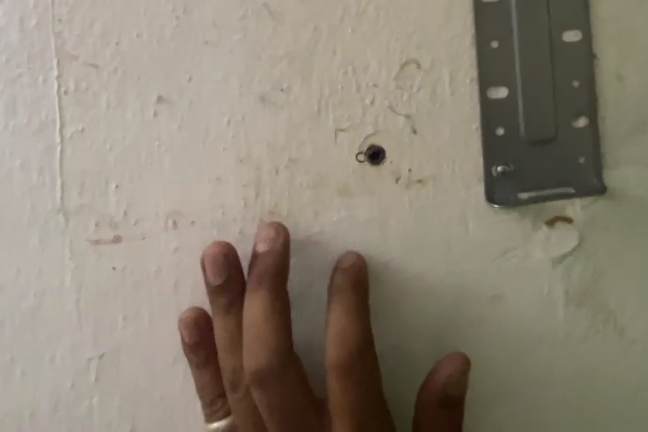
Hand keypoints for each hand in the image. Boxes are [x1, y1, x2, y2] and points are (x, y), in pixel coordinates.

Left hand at [178, 222, 470, 431]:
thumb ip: (438, 423)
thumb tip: (456, 361)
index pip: (347, 363)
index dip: (347, 308)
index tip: (350, 260)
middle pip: (273, 363)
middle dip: (268, 294)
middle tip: (270, 234)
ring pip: (235, 376)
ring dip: (225, 311)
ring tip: (218, 254)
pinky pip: (210, 411)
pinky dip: (199, 362)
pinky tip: (190, 316)